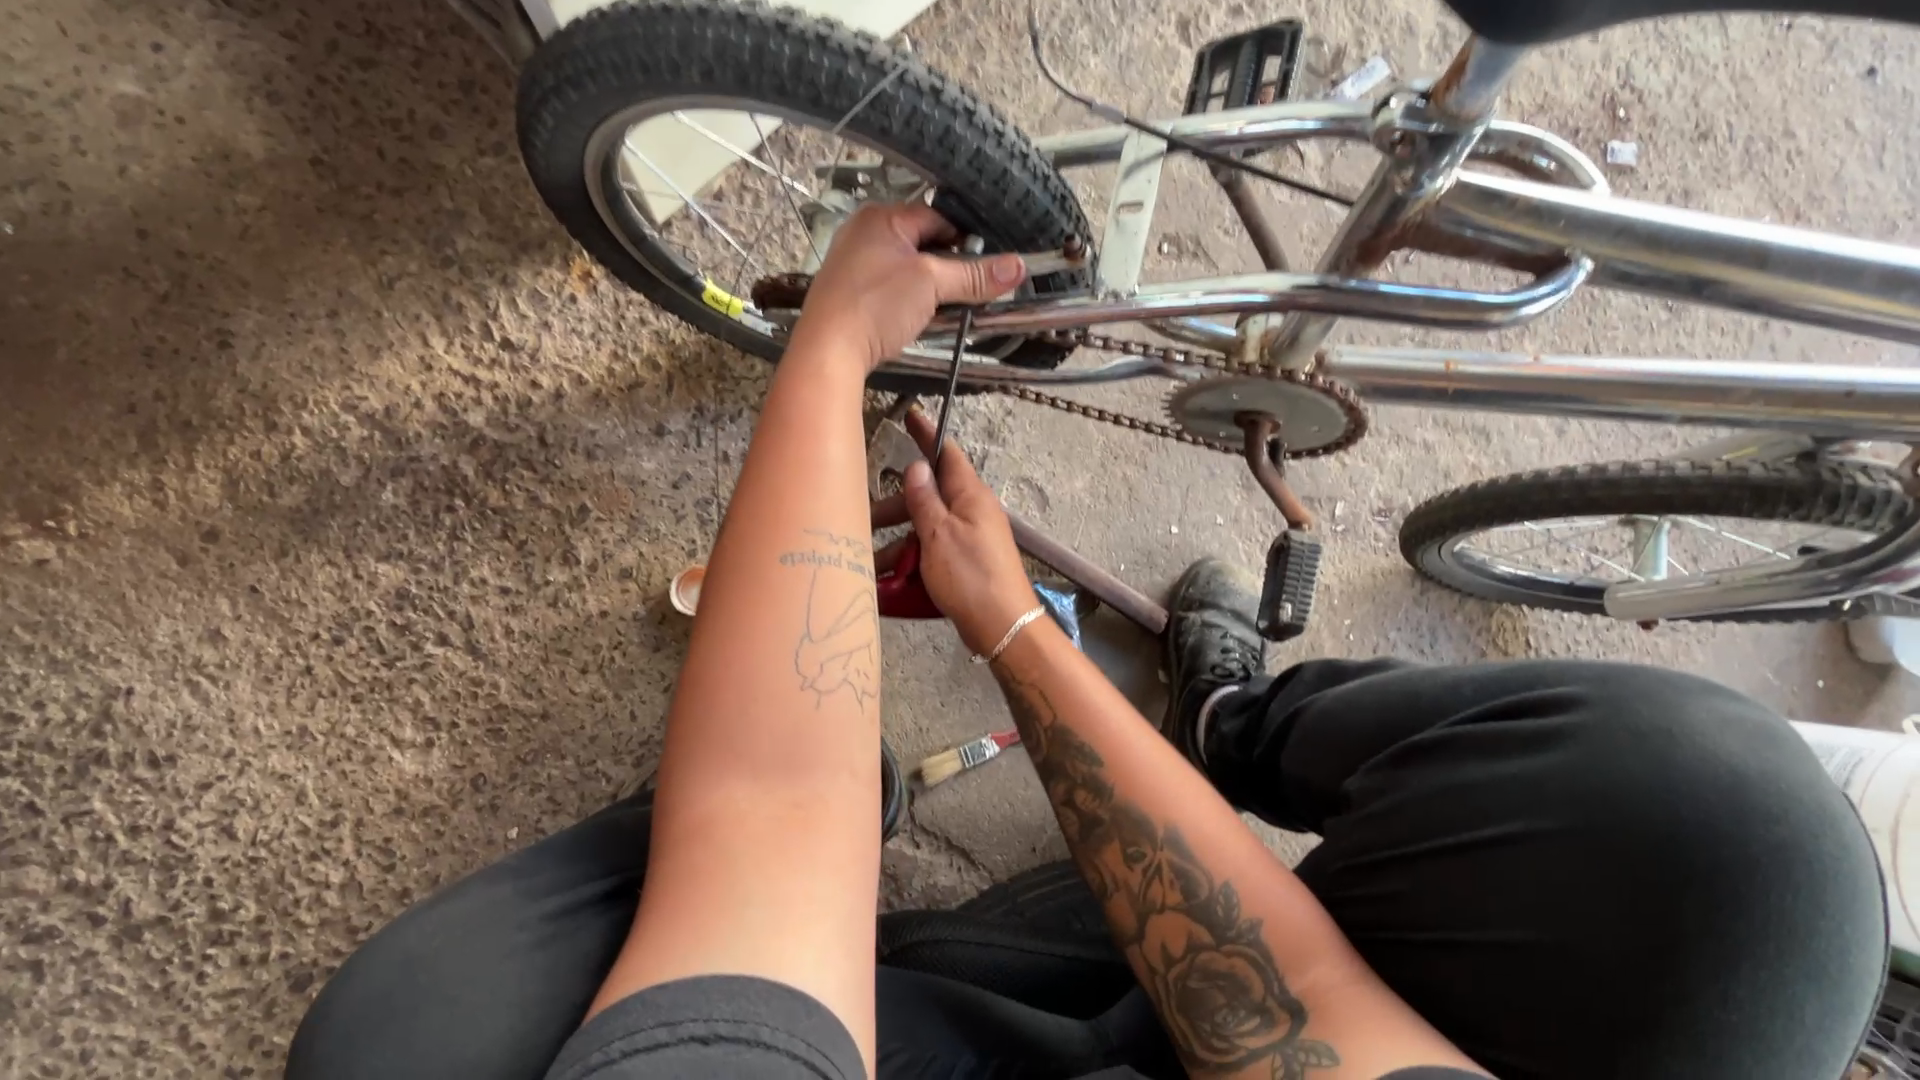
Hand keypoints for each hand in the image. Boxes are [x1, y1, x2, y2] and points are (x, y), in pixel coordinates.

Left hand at [791, 202, 1026, 370]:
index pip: (936, 218)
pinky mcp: (848, 295)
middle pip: (921, 244)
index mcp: (880, 217)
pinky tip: (913, 320)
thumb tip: (1016, 266)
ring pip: (905, 269)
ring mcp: (852, 265)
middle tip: (964, 291)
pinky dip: (905, 302)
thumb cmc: (872, 306)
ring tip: (940, 308)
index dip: (964, 240)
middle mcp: (862, 234)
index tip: (984, 265)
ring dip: (927, 288)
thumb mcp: (932, 285)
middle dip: (946, 267)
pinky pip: (888, 290)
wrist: (828, 350)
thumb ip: (974, 275)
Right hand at [889, 408, 1039, 654]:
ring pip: (925, 530)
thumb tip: (917, 466)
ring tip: (870, 564)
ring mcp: (970, 539)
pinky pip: (932, 553)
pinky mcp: (965, 565)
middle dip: (893, 508)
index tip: (910, 416)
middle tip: (863, 521)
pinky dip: (911, 562)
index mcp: (970, 496)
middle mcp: (972, 512)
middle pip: (927, 497)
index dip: (927, 435)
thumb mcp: (939, 534)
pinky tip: (889, 581)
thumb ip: (925, 499)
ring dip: (898, 544)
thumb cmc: (970, 577)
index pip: (947, 454)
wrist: (1003, 626)